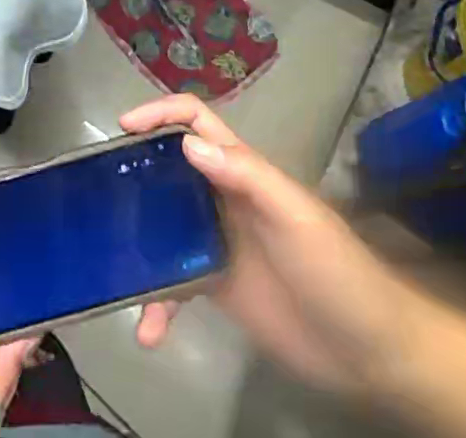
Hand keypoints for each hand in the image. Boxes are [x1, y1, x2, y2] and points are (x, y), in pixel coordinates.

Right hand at [120, 95, 427, 392]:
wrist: (371, 352)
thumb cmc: (337, 271)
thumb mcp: (295, 217)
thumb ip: (246, 177)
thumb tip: (186, 144)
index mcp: (241, 171)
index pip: (196, 123)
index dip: (161, 114)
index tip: (123, 126)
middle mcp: (221, 197)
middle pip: (168, 167)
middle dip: (133, 170)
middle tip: (95, 186)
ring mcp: (214, 241)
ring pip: (161, 224)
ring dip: (135, 241)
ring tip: (106, 259)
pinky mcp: (213, 284)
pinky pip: (171, 282)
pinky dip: (156, 302)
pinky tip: (147, 330)